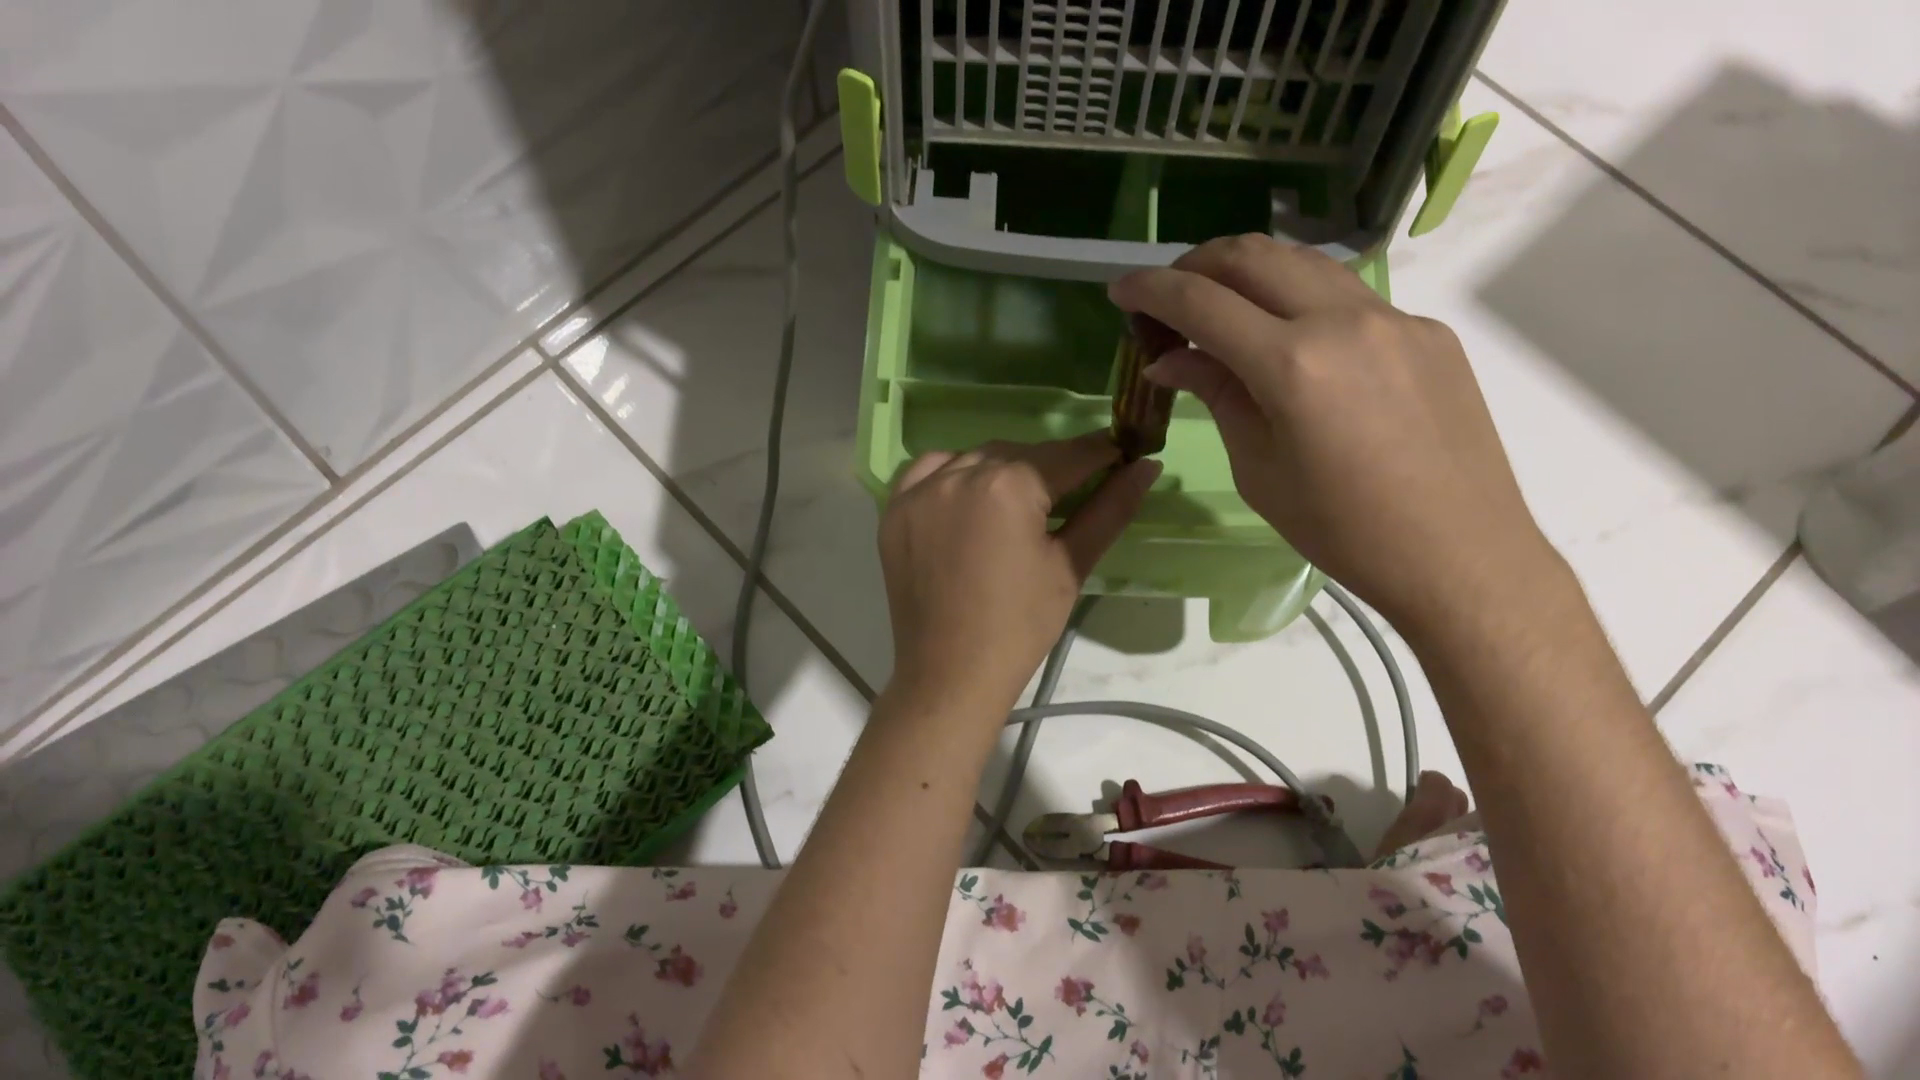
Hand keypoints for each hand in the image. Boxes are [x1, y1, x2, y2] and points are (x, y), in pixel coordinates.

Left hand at [878, 434, 1159, 711]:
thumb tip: (1146, 467)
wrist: (950, 675)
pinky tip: (969, 495)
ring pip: (974, 459)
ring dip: (1003, 468)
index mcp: (1008, 485)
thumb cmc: (1020, 626)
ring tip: (1021, 500)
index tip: (1121, 453)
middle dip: (1051, 465)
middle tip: (1074, 489)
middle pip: (1019, 453)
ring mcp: (920, 490)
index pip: (1066, 455)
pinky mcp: (895, 510)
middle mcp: (959, 473)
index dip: (1100, 452)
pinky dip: (953, 473)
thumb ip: (1109, 509)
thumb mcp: (1071, 566)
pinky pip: (928, 471)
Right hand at [1109, 234, 1562, 632]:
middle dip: (1197, 263)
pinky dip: (1302, 300)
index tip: (1121, 290)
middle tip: (1170, 293)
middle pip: (1253, 256)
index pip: (1202, 302)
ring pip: (1305, 262)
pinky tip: (1294, 340)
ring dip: (1251, 270)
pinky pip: (1350, 296)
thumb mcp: (1259, 469)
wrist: (1459, 554)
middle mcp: (1344, 321)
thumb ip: (1217, 395)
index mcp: (1292, 365)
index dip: (1151, 289)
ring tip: (1223, 302)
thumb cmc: (1343, 531)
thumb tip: (1171, 358)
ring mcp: (1394, 319)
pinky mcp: (1427, 331)